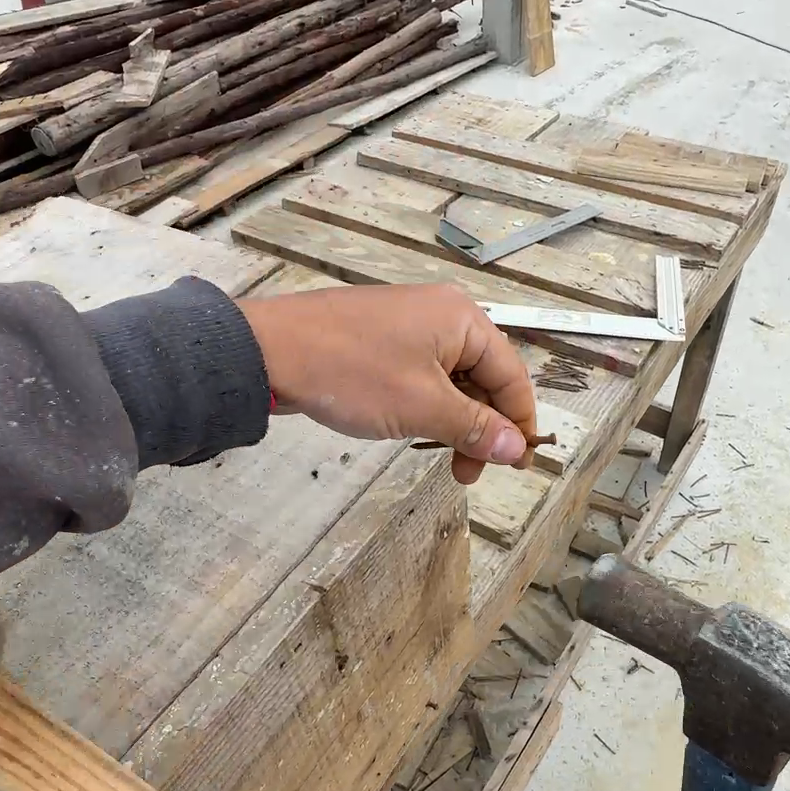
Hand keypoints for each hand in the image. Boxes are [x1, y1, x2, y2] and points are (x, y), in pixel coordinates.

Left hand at [237, 284, 536, 484]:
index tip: (517, 465)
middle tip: (469, 474)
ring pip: (453, 382)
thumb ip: (475, 428)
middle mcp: (444, 316)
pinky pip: (423, 377)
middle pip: (484, 379)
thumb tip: (517, 449)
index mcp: (463, 320)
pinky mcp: (384, 341)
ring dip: (456, 424)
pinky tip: (419, 433)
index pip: (512, 375)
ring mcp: (411, 327)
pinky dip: (430, 409)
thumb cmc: (353, 374)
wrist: (270, 351)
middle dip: (483, 429)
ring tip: (446, 462)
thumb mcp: (423, 406)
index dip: (519, 422)